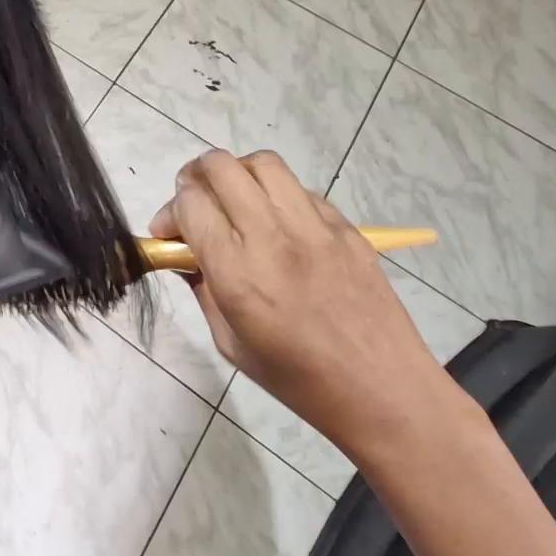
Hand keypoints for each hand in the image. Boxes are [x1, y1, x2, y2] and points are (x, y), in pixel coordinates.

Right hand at [152, 150, 453, 453]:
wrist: (386, 392)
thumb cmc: (298, 378)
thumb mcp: (229, 341)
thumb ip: (202, 288)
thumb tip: (185, 256)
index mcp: (237, 272)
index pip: (190, 203)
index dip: (170, 212)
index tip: (170, 234)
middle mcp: (272, 238)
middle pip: (220, 167)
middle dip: (195, 178)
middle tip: (196, 204)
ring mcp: (314, 228)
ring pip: (263, 163)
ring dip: (238, 175)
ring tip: (237, 202)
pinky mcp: (347, 229)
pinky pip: (301, 189)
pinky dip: (278, 195)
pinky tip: (279, 224)